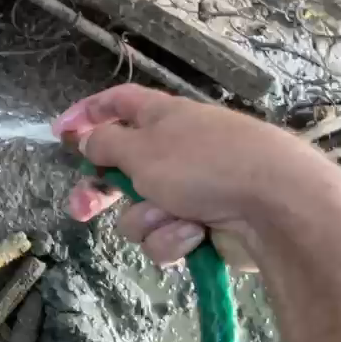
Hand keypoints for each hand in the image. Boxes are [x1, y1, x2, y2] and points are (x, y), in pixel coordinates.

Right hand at [51, 85, 340, 267]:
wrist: (281, 209)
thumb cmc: (207, 166)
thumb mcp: (142, 149)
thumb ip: (104, 143)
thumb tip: (84, 135)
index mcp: (164, 118)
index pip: (117, 103)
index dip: (86, 113)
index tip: (59, 133)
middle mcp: (177, 149)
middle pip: (121, 167)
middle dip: (101, 191)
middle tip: (82, 209)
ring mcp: (194, 188)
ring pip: (140, 210)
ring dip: (148, 219)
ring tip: (174, 219)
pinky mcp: (206, 224)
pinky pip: (166, 235)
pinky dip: (174, 238)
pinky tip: (196, 235)